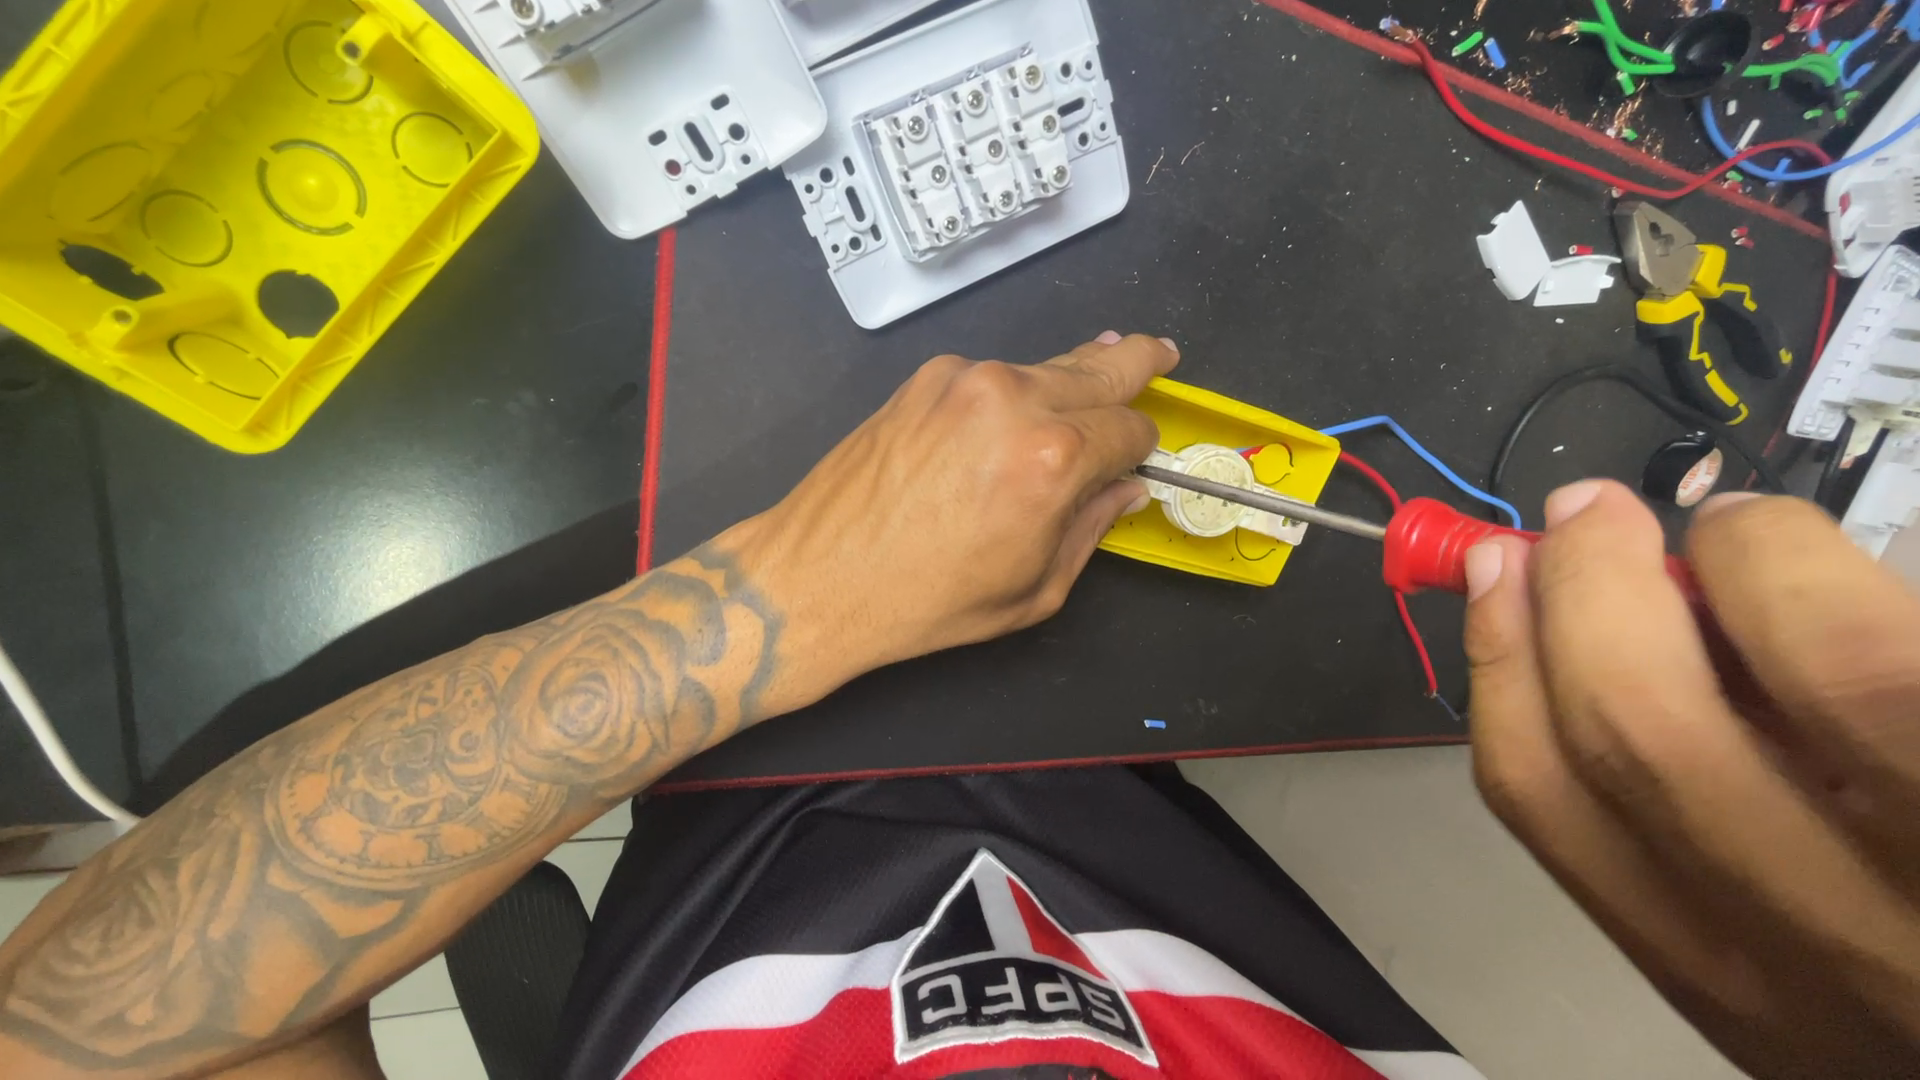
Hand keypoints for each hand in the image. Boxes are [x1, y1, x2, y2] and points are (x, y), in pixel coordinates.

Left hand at [723, 331, 1177, 710]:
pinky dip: (1010, 394)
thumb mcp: (1034, 588)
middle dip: (1135, 363)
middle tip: (1159, 353)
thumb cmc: (930, 602)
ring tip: (1085, 388)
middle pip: (1100, 367)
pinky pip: (991, 378)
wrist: (819, 576)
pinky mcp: (925, 376)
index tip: (1137, 459)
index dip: (1142, 447)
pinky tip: (1002, 423)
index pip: (1132, 428)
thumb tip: (1125, 488)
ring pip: (1044, 367)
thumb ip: (1091, 527)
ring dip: (1070, 380)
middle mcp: (1014, 398)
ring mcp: (964, 378)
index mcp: (1054, 458)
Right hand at [1462, 480, 1919, 1078]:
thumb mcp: (1775, 926)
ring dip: (1748, 555)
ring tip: (1735, 524)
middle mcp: (1836, 955)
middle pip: (1643, 732)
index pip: (1544, 794)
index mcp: (1728, 980)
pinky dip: (1858, 575)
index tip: (1494, 568)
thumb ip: (1677, 800)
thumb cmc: (1904, 952)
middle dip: (1588, 585)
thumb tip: (1576, 604)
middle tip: (1586, 510)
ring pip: (1842, 672)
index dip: (1500, 655)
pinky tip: (1847, 567)